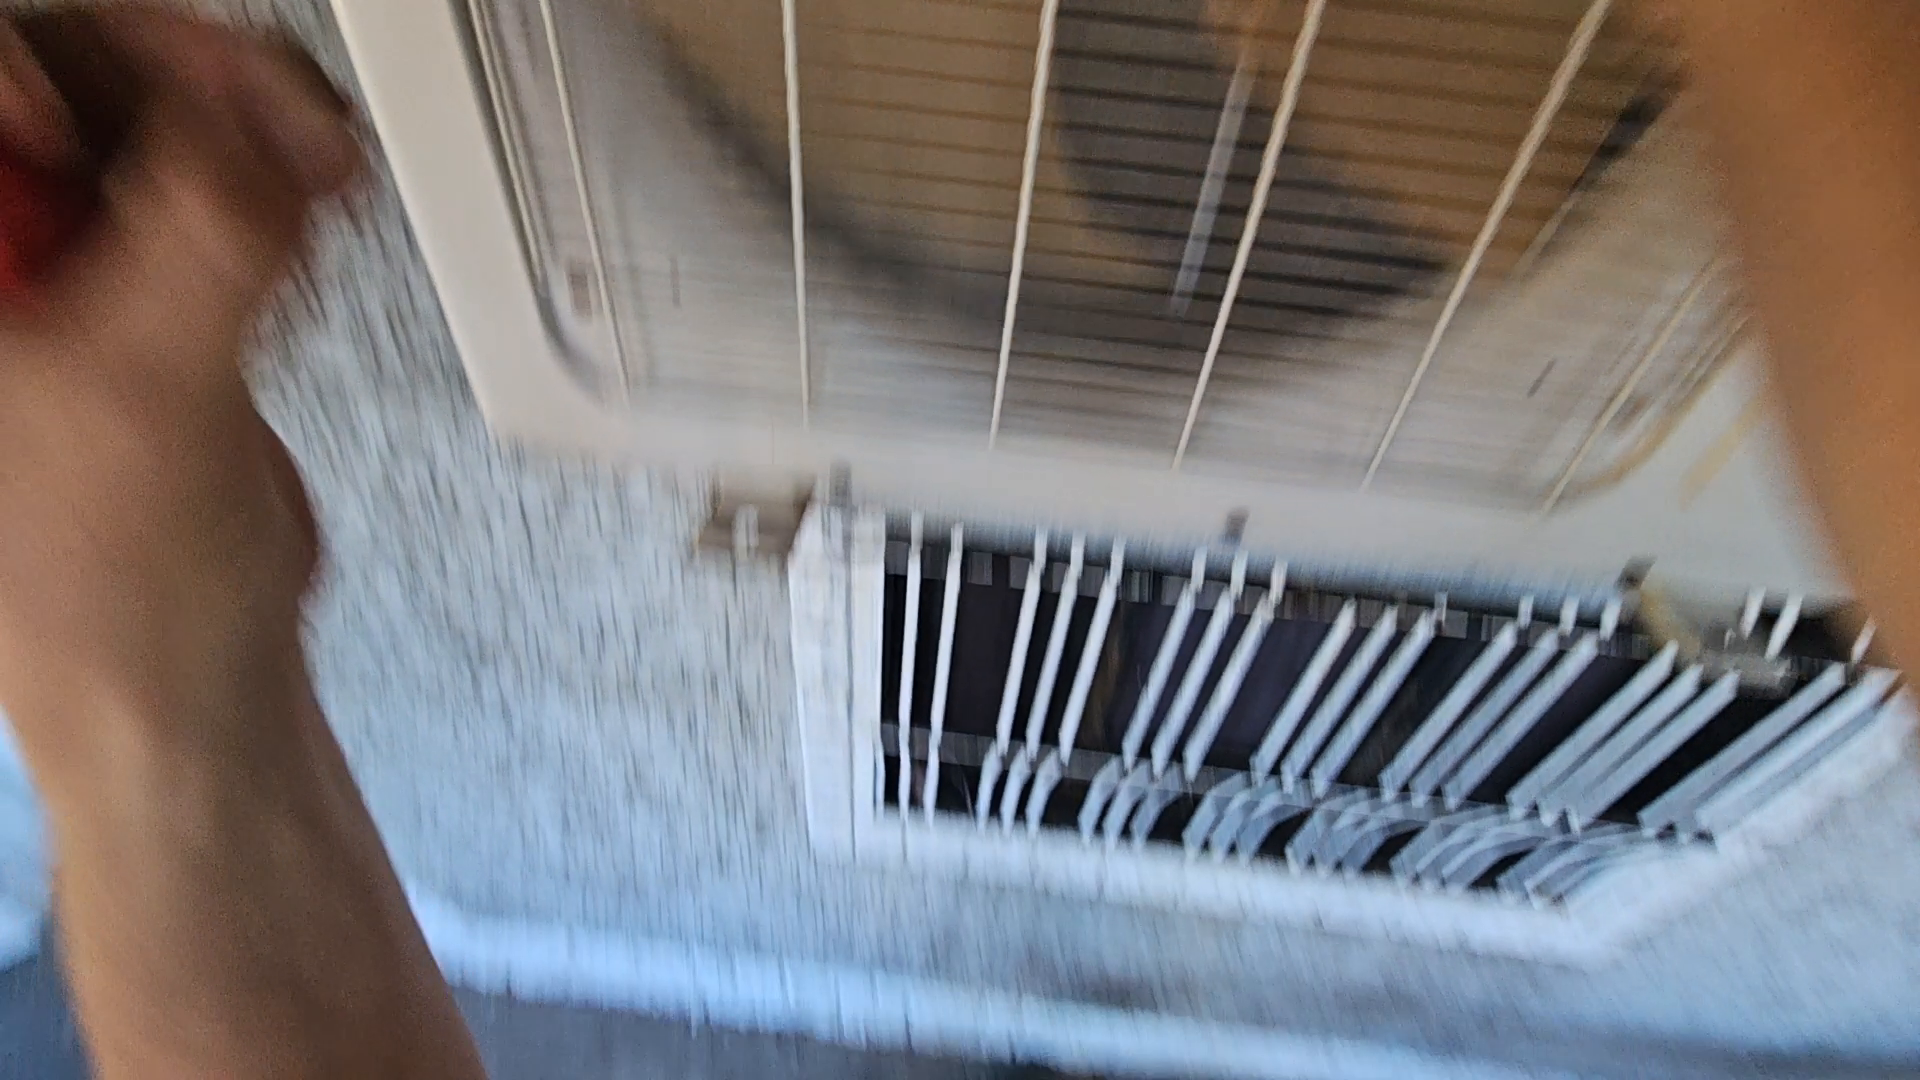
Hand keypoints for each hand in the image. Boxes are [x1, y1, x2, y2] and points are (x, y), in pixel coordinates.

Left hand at [0, 9, 359, 759]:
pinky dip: (276, 194)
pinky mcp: (149, 302)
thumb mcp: (149, 393)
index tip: (178, 97)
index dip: (70, 63)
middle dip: (188, 85)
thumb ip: (204, 247)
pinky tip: (308, 214)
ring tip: (317, 171)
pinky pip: (211, 205)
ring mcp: (58, 274)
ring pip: (148, 136)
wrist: (192, 646)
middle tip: (286, 113)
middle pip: (63, 84)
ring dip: (248, 139)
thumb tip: (269, 121)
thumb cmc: (116, 577)